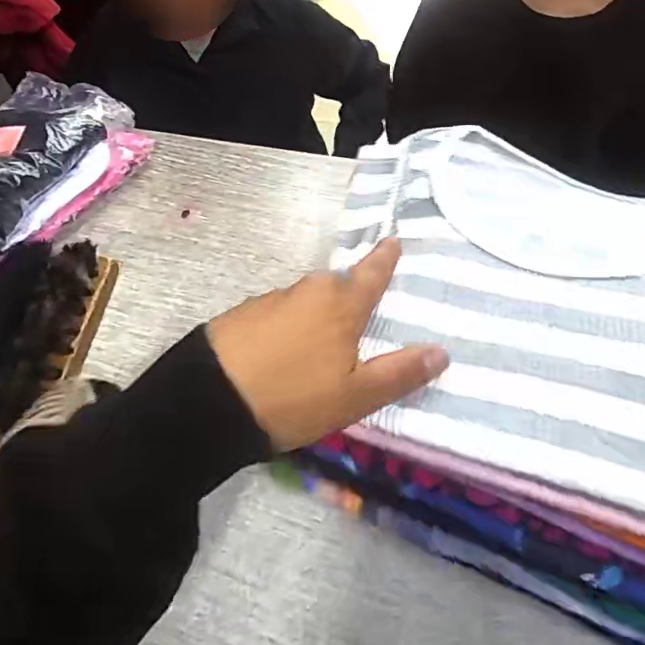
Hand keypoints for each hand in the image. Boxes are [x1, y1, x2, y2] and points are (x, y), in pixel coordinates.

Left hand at [208, 238, 445, 450]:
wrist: (202, 405)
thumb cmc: (291, 398)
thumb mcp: (355, 396)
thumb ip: (400, 373)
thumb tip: (442, 352)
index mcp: (342, 303)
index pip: (372, 272)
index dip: (385, 257)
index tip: (393, 239)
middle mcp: (310, 290)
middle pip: (339, 287)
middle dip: (350, 299)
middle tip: (356, 324)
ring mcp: (272, 299)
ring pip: (307, 302)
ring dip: (315, 318)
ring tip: (314, 353)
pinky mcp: (240, 315)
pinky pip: (277, 315)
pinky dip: (286, 329)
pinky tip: (279, 357)